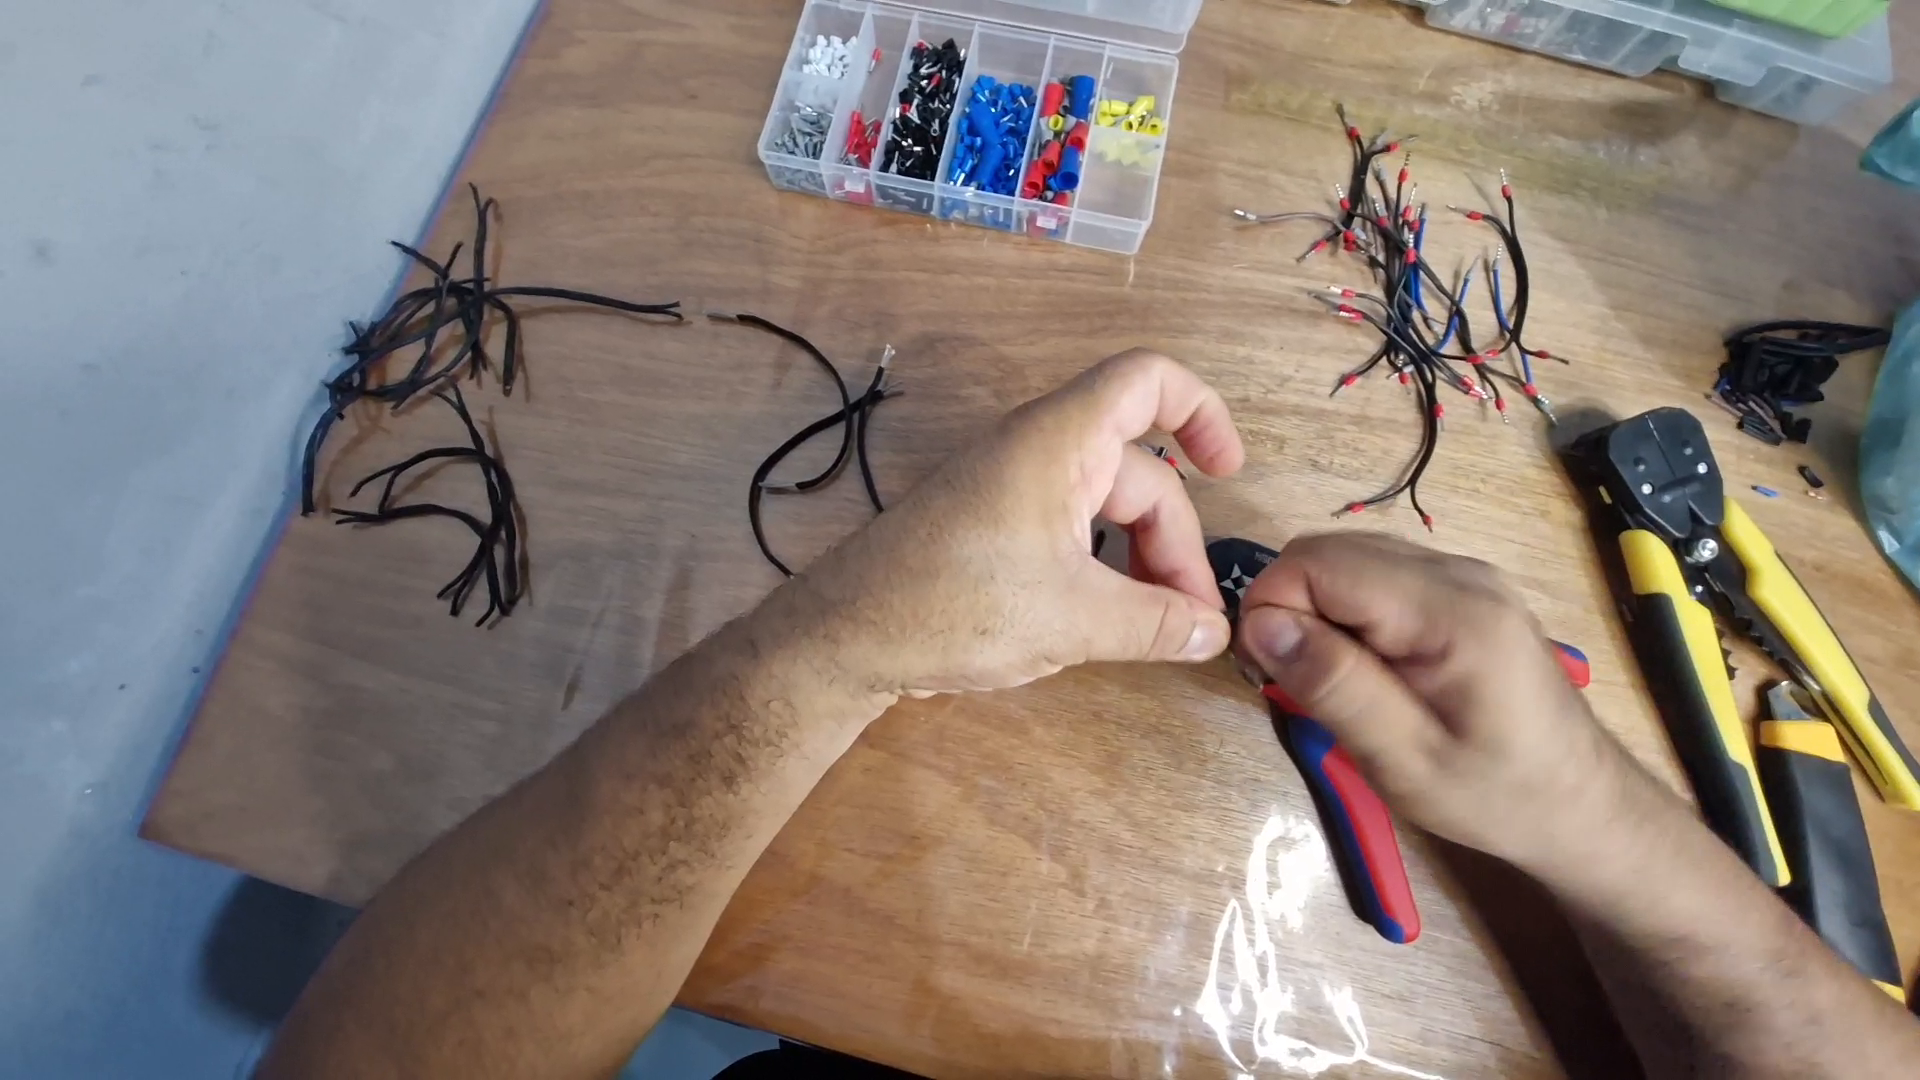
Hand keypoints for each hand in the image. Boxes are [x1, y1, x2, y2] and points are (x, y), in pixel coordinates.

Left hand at [795, 349, 1244, 695]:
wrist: (848, 635)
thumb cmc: (958, 605)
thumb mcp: (1073, 618)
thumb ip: (1155, 623)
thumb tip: (1214, 634)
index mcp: (1059, 442)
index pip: (1147, 381)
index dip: (1202, 410)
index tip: (1230, 472)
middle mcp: (1036, 453)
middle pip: (1137, 472)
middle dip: (1174, 543)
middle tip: (1188, 621)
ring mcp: (1010, 490)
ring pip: (1103, 512)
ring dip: (1139, 563)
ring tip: (1153, 629)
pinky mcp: (991, 528)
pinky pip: (1067, 534)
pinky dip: (1098, 570)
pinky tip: (1102, 622)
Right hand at [1233, 533, 1638, 873]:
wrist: (1583, 804)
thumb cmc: (1495, 796)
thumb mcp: (1405, 761)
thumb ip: (1334, 686)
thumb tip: (1260, 623)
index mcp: (1452, 612)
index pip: (1317, 564)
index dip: (1271, 607)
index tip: (1266, 670)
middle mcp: (1457, 572)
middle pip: (1324, 551)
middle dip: (1283, 604)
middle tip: (1284, 674)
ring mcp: (1458, 573)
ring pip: (1339, 556)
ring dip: (1306, 606)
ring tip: (1317, 670)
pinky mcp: (1454, 585)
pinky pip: (1364, 571)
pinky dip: (1334, 606)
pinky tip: (1351, 657)